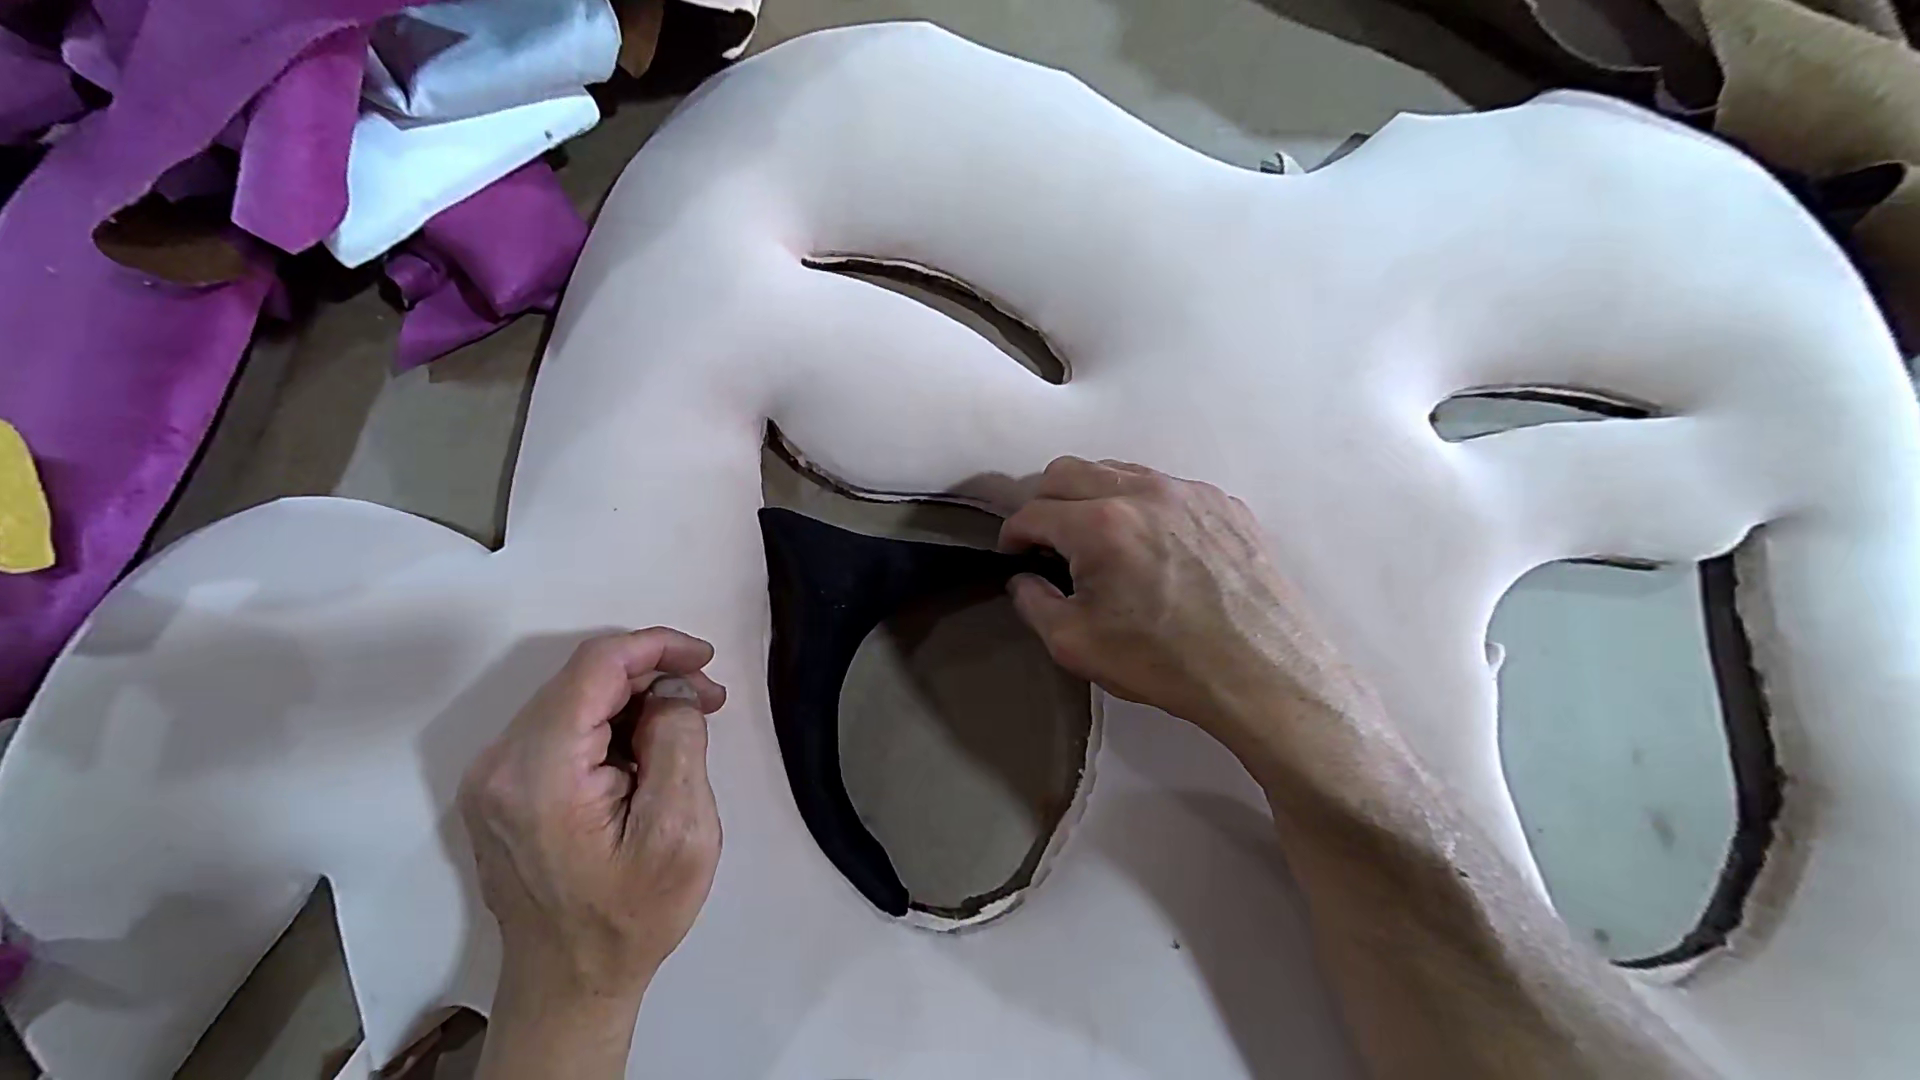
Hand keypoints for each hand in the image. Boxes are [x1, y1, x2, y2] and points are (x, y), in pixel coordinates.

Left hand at [459, 629, 727, 1010]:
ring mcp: (496, 775)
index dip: (656, 645)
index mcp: (540, 772)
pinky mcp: (505, 787)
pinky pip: (565, 723)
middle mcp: (502, 763)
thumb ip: (678, 740)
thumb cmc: (633, 914)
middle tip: (708, 699)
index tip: (705, 658)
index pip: (596, 666)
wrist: (570, 984)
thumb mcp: (680, 829)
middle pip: (585, 676)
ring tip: (688, 722)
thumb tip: (672, 689)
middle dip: (654, 673)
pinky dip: (614, 719)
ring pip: (576, 695)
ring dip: (637, 696)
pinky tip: (650, 745)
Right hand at [999, 457, 1365, 751]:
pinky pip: (1163, 485)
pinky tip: (1151, 545)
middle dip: (1043, 503)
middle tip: (1048, 542)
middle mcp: (1142, 491)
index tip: (1014, 556)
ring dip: (1090, 496)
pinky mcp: (1223, 502)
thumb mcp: (1075, 644)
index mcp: (1100, 524)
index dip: (1013, 535)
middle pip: (1067, 471)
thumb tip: (1024, 578)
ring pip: (1116, 470)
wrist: (1264, 673)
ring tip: (1098, 540)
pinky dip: (1139, 504)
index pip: (1033, 511)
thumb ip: (1032, 602)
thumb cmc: (1164, 662)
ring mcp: (1188, 491)